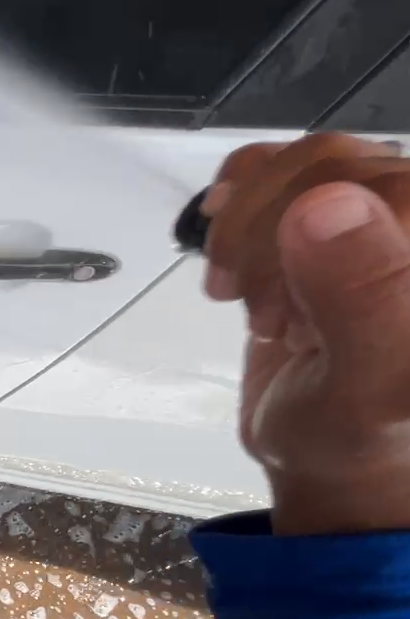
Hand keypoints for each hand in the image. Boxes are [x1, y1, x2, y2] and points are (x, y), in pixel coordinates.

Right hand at [201, 134, 409, 534]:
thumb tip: (323, 205)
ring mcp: (386, 219)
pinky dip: (234, 206)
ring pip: (295, 165)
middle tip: (269, 315)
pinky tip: (233, 256)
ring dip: (244, 237)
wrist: (335, 452)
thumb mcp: (368, 384)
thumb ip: (363, 296)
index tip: (282, 318)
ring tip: (252, 296)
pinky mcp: (335, 228)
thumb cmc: (363, 431)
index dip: (301, 248)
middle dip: (266, 250)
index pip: (373, 183)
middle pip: (328, 167)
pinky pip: (277, 172)